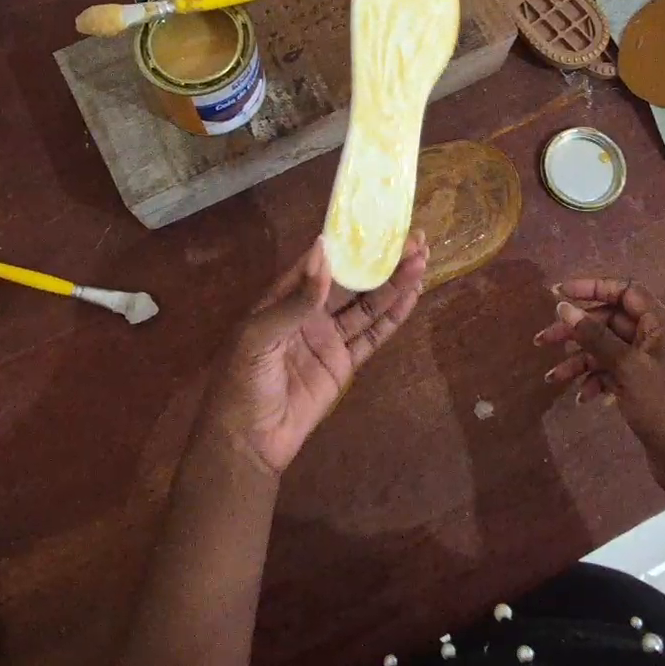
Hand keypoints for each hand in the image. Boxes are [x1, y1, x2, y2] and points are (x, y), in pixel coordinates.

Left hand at [198, 234, 429, 476]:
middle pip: (352, 280)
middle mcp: (309, 312)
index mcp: (283, 297)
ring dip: (394, 283)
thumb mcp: (260, 337)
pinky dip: (393, 316)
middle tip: (416, 239)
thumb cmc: (241, 383)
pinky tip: (412, 295)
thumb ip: (296, 299)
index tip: (378, 223)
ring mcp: (329, 337)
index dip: (350, 243)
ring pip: (367, 304)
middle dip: (381, 260)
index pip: (322, 262)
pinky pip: (372, 335)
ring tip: (423, 260)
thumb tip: (324, 252)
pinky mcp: (344, 364)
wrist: (248, 442)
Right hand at [534, 278, 664, 486]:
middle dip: (576, 331)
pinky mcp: (642, 389)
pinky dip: (594, 382)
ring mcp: (648, 366)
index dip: (591, 288)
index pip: (624, 292)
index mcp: (661, 325)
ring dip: (579, 361)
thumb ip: (594, 336)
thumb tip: (563, 307)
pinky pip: (612, 375)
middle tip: (543, 341)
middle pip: (609, 322)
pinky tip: (582, 398)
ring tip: (553, 378)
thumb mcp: (627, 367)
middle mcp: (655, 340)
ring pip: (606, 351)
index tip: (557, 294)